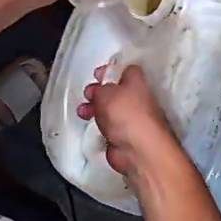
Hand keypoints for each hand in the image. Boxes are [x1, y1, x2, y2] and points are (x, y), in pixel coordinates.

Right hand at [76, 64, 182, 182]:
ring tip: (82, 111)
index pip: (126, 70)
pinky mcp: (122, 135)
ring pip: (109, 107)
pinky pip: (107, 124)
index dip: (110, 70)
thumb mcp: (107, 92)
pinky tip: (87, 124)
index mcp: (137, 83)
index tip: (96, 75)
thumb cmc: (125, 113)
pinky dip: (97, 123)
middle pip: (115, 90)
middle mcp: (136, 98)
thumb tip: (101, 89)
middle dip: (98, 91)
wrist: (138, 149)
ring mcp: (129, 118)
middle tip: (88, 94)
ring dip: (93, 107)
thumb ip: (101, 87)